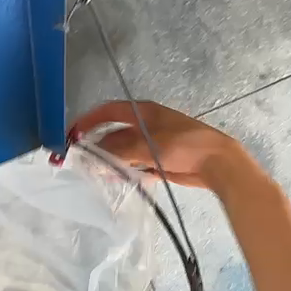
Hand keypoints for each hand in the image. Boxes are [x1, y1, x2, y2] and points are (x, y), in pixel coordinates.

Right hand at [69, 101, 254, 190]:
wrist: (217, 163)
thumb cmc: (184, 145)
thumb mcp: (147, 145)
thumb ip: (119, 150)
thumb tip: (94, 155)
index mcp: (144, 112)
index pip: (109, 111)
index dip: (90, 120)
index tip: (73, 133)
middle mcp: (147, 126)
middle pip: (115, 133)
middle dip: (98, 143)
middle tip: (80, 158)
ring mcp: (154, 144)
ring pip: (124, 151)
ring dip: (110, 159)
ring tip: (93, 171)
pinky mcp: (161, 162)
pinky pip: (136, 165)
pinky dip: (125, 170)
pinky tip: (114, 179)